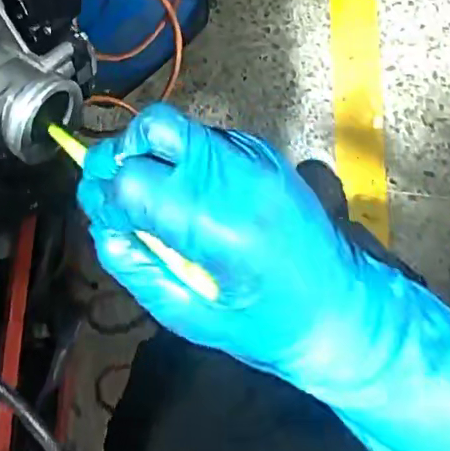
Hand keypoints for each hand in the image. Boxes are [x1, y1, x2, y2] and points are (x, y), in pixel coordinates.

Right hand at [77, 104, 449, 450]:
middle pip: (151, 128)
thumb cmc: (266, 326)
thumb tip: (102, 226)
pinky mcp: (258, 148)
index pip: (133, 182)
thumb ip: (136, 268)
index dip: (103, 195)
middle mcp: (235, 175)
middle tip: (108, 186)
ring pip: (172, 124)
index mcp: (219, 225)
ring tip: (145, 188)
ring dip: (144, 151)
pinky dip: (176, 156)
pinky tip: (185, 191)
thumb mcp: (190, 316)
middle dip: (115, 156)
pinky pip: (197, 137)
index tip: (100, 214)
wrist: (349, 312)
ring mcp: (250, 155)